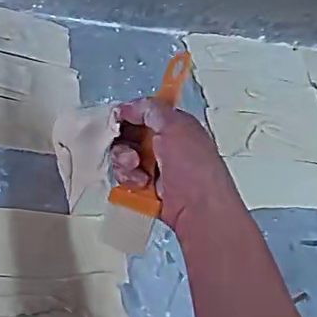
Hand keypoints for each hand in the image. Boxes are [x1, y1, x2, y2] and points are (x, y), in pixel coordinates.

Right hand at [110, 98, 243, 235]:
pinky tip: (141, 183)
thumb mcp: (176, 127)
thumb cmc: (193, 166)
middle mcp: (162, 144)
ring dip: (125, 160)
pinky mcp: (144, 185)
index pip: (143, 112)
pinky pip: (123, 174)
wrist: (198, 209)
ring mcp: (153, 165)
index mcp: (173, 126)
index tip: (118, 119)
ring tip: (137, 168)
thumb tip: (127, 107)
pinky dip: (128, 177)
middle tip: (130, 149)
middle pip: (127, 133)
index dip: (128, 114)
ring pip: (122, 154)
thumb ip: (151, 109)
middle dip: (123, 140)